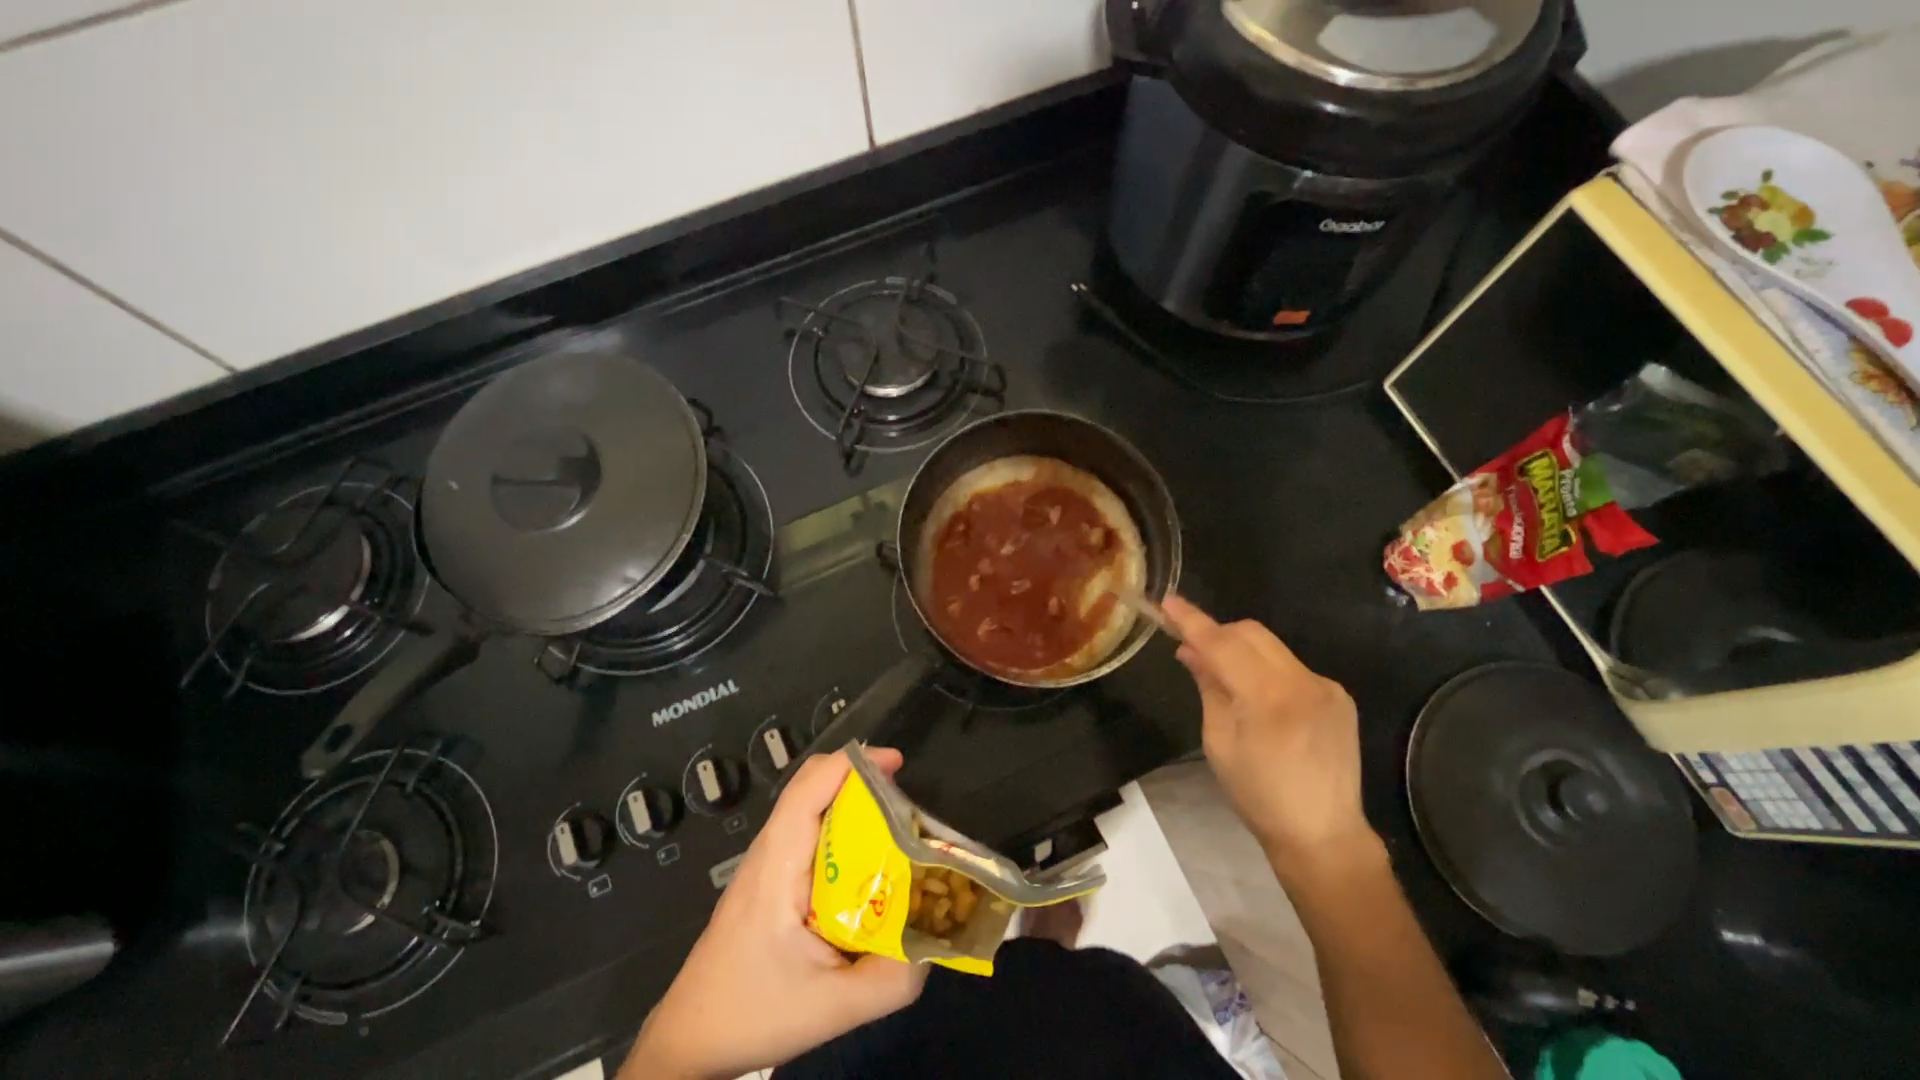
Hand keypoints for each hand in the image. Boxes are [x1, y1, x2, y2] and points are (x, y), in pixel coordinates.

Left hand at [623, 749, 927, 1079]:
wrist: (690, 1043)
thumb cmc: (753, 1013)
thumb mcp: (835, 1007)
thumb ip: (893, 978)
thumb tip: (936, 944)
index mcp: (777, 867)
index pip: (808, 789)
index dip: (852, 763)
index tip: (898, 763)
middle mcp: (768, 855)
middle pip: (811, 790)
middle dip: (862, 782)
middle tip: (909, 805)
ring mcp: (765, 869)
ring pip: (810, 814)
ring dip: (854, 809)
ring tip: (899, 832)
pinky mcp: (769, 887)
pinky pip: (808, 841)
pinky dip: (843, 836)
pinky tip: (869, 870)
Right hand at [1162, 596, 1377, 869]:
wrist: (1323, 833)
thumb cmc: (1259, 796)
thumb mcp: (1219, 743)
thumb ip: (1209, 688)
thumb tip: (1191, 652)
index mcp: (1267, 698)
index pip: (1222, 644)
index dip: (1192, 621)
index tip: (1168, 602)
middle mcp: (1302, 681)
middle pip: (1251, 633)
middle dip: (1219, 633)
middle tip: (1192, 649)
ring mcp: (1326, 686)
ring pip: (1273, 648)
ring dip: (1243, 652)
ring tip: (1225, 679)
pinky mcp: (1339, 696)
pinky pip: (1293, 668)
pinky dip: (1268, 672)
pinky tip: (1262, 702)